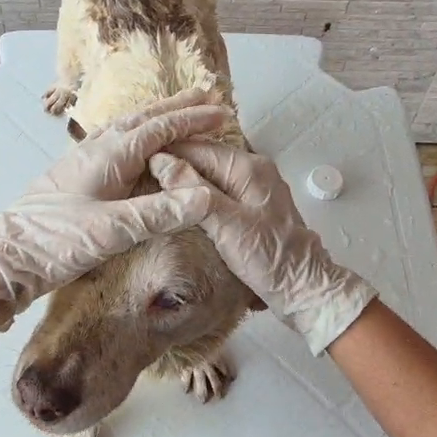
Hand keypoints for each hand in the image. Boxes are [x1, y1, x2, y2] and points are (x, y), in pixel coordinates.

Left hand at [0, 90, 225, 332]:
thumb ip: (160, 213)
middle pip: (144, 118)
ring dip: (157, 117)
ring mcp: (83, 158)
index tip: (222, 112)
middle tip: (208, 95)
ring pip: (128, 126)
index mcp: (110, 154)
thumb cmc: (56, 243)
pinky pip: (115, 140)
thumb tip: (207, 198)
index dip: (193, 120)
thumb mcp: (113, 231)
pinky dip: (137, 133)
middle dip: (178, 107)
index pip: (160, 128)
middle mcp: (97, 148)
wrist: (6, 257)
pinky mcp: (76, 173)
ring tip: (179, 111)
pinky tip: (135, 142)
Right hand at [150, 143, 375, 353]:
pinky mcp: (253, 207)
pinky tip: (181, 205)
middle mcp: (254, 169)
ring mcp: (255, 188)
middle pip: (204, 157)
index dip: (165, 151)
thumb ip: (193, 189)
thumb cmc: (267, 258)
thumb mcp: (226, 223)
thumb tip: (160, 159)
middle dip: (174, 163)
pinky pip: (219, 190)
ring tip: (151, 188)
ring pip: (211, 174)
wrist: (303, 289)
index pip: (197, 146)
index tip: (133, 159)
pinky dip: (199, 194)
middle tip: (136, 174)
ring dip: (185, 180)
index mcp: (248, 166)